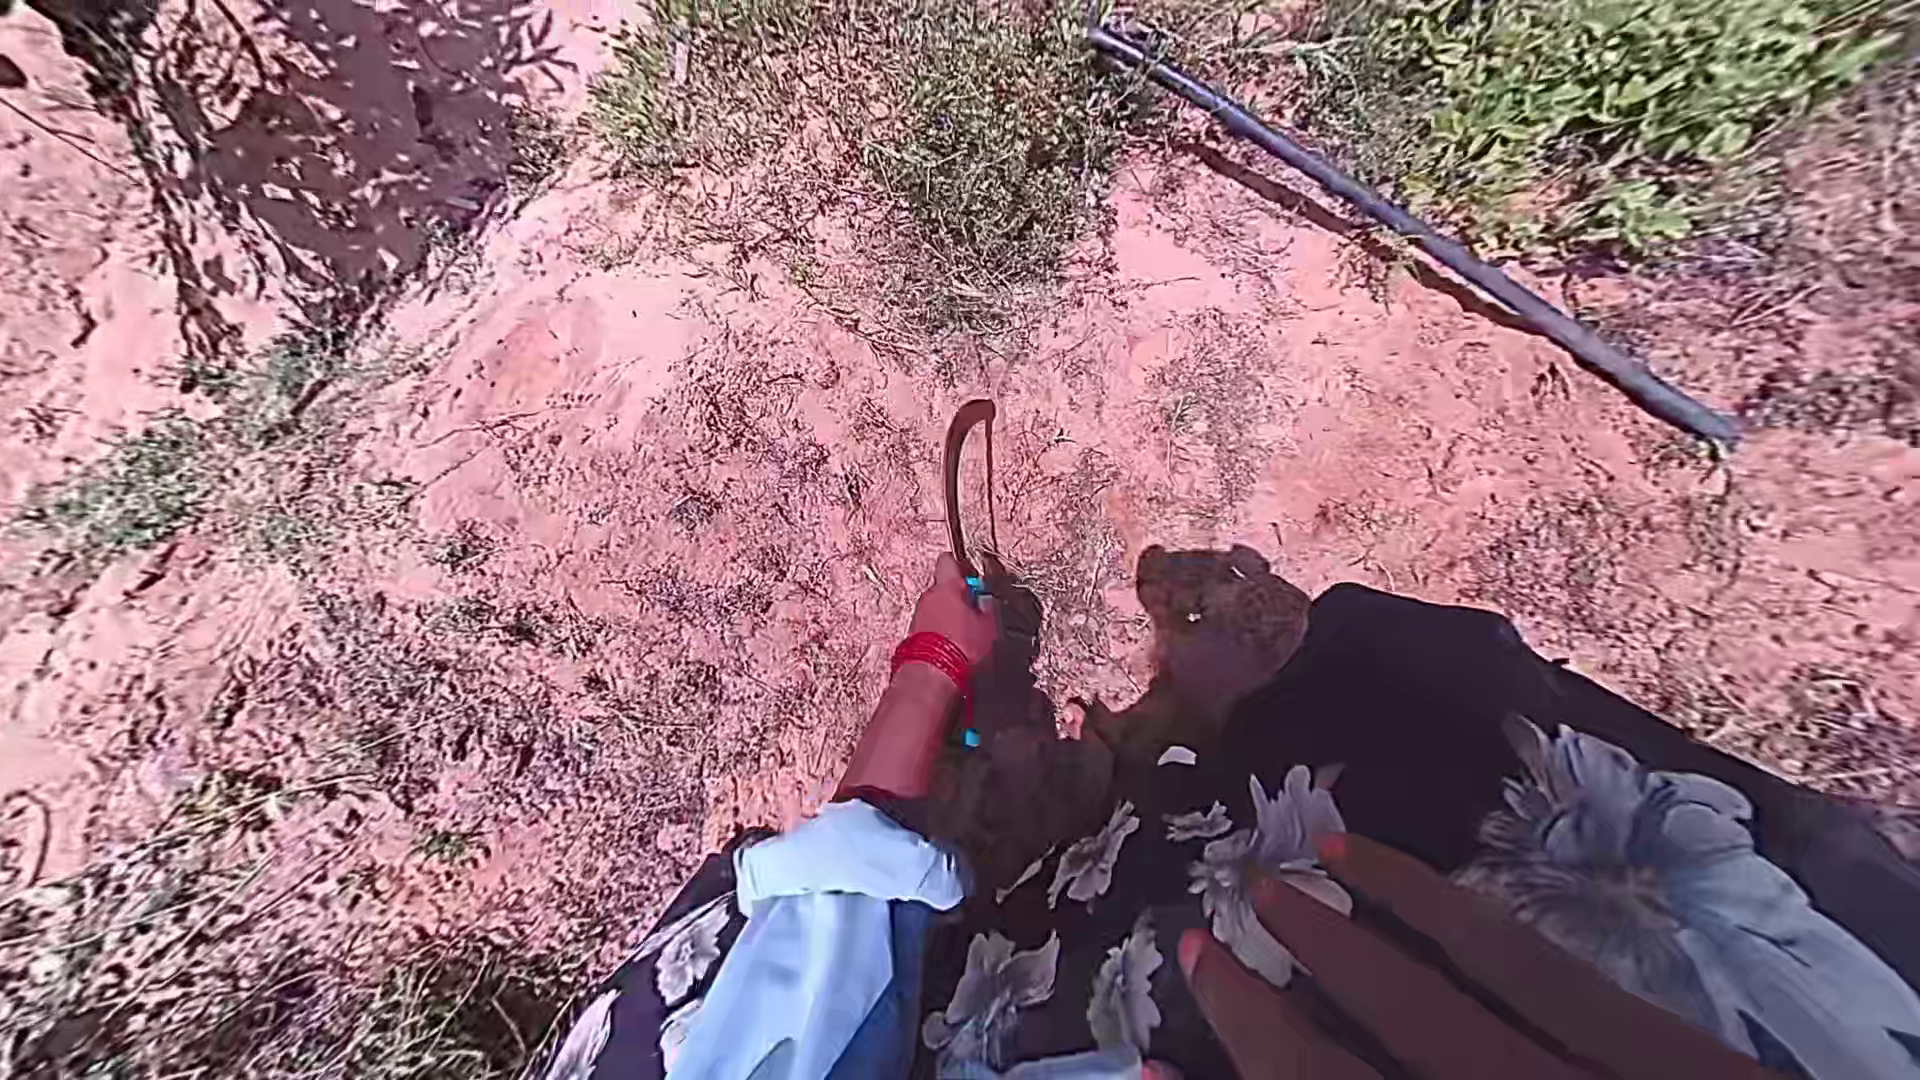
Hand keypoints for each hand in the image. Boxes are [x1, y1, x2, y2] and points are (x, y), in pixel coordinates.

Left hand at [908, 553, 997, 667]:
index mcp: (945, 588)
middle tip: (978, 613)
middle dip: (960, 599)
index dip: (962, 567)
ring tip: (969, 637)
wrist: (931, 679)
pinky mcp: (913, 639)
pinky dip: (942, 635)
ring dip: (950, 619)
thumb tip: (986, 601)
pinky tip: (956, 650)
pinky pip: (931, 629)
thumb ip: (987, 607)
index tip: (974, 577)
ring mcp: (917, 619)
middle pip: (943, 589)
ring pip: (937, 610)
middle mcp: (927, 599)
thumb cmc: (960, 649)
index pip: (949, 562)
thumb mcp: (989, 626)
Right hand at [1174, 834, 1782, 1079]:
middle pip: (1352, 1065)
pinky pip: (1520, 960)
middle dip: (1257, 1014)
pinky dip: (1423, 900)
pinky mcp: (1680, 1060)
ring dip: (1328, 940)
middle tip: (1202, 946)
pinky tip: (1358, 857)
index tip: (1166, 1039)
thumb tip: (1255, 1079)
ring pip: (1426, 999)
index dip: (1232, 1069)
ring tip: (1265, 886)